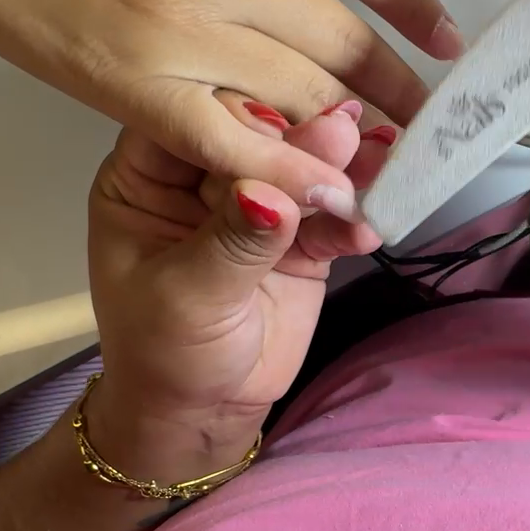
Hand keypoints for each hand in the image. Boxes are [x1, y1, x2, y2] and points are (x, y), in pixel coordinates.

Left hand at [81, 96, 389, 480]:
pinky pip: (332, 227)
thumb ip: (233, 242)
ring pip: (303, 180)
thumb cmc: (168, 351)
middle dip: (301, 143)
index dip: (236, 123)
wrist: (208, 407)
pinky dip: (354, 225)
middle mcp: (207, 184)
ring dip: (341, 176)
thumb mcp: (186, 295)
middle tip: (345, 133)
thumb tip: (275, 196)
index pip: (192, 127)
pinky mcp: (303, 246)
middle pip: (258, 145)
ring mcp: (262, 214)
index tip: (281, 131)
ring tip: (379, 163)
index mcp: (150, 178)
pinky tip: (373, 225)